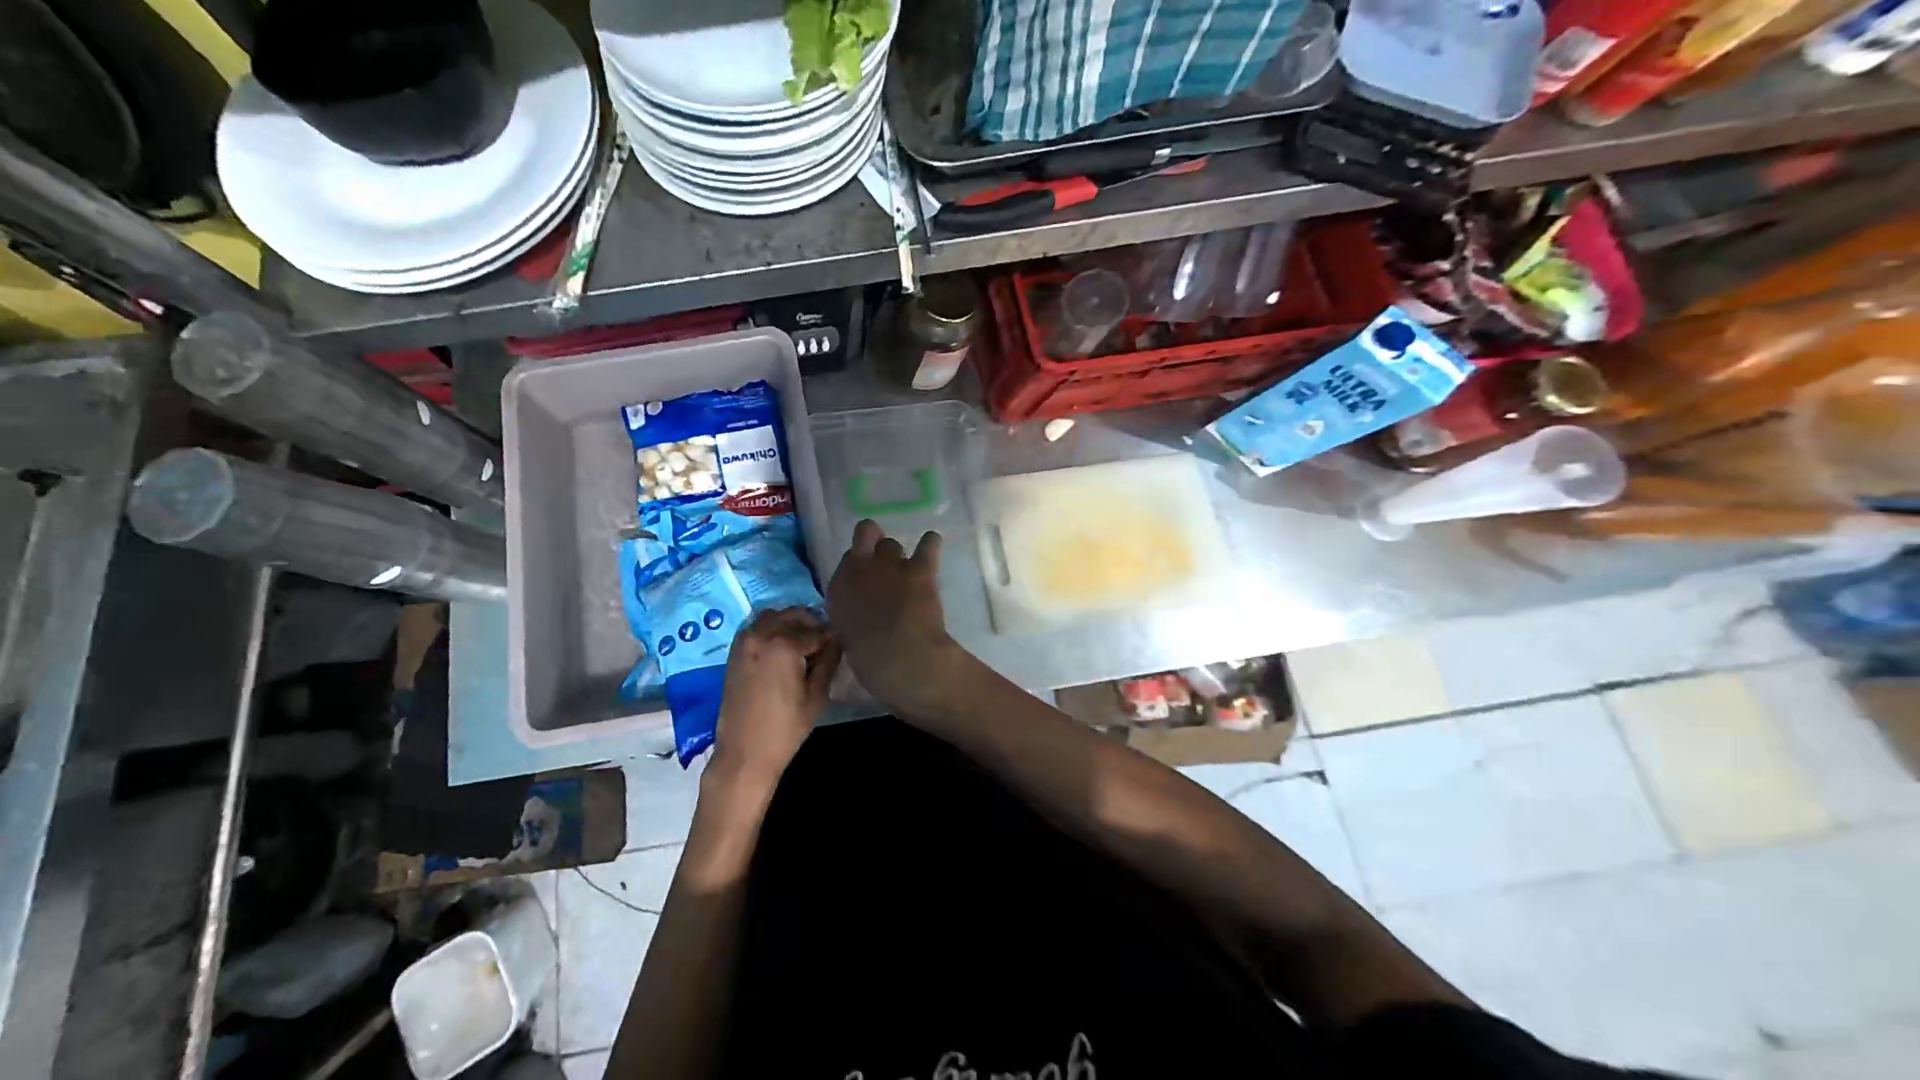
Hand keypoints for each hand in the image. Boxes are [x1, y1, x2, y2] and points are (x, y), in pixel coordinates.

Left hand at [709, 607, 839, 787]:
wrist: (744, 753)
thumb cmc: (785, 728)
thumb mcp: (816, 696)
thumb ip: (828, 662)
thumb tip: (837, 641)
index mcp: (783, 645)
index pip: (816, 631)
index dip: (832, 637)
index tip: (842, 642)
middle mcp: (761, 635)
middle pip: (792, 615)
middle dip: (811, 622)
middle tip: (825, 639)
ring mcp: (744, 642)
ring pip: (772, 616)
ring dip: (789, 622)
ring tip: (803, 641)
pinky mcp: (734, 652)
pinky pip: (756, 628)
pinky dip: (772, 629)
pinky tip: (783, 647)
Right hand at [827, 520, 963, 715]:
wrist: (901, 658)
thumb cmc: (870, 660)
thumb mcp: (847, 635)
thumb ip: (851, 615)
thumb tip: (861, 612)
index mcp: (839, 588)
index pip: (847, 560)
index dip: (859, 566)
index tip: (867, 578)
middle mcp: (861, 568)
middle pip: (866, 538)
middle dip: (875, 547)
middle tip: (885, 564)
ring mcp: (891, 565)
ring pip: (892, 543)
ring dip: (899, 555)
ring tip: (911, 569)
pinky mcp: (920, 568)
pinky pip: (928, 542)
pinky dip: (930, 544)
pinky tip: (932, 548)